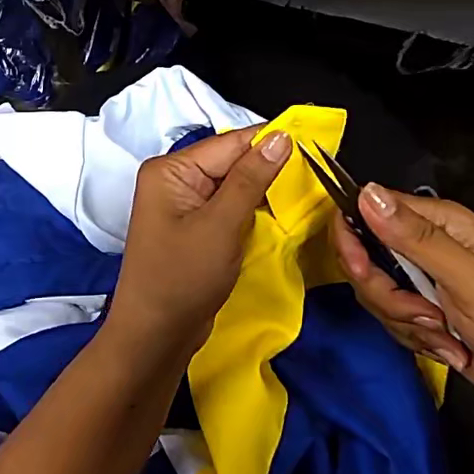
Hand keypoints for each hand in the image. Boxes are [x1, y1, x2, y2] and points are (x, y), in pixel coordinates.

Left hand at [107, 126, 292, 355]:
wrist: (156, 335)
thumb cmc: (182, 278)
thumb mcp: (221, 225)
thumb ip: (251, 179)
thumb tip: (281, 137)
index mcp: (170, 170)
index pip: (229, 143)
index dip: (270, 142)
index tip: (315, 142)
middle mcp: (174, 179)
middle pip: (231, 161)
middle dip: (269, 167)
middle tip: (317, 172)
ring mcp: (184, 204)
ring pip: (234, 185)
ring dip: (264, 190)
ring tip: (306, 192)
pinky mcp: (196, 226)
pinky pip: (229, 207)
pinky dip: (253, 210)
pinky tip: (281, 214)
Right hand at [333, 185, 473, 408]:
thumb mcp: (473, 280)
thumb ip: (417, 239)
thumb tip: (367, 193)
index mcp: (440, 222)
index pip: (370, 210)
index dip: (354, 237)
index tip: (360, 269)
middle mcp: (425, 243)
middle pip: (365, 256)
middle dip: (386, 293)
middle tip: (421, 314)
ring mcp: (422, 279)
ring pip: (374, 292)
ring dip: (404, 321)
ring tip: (447, 334)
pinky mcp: (421, 310)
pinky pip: (388, 317)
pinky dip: (413, 337)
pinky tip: (450, 346)